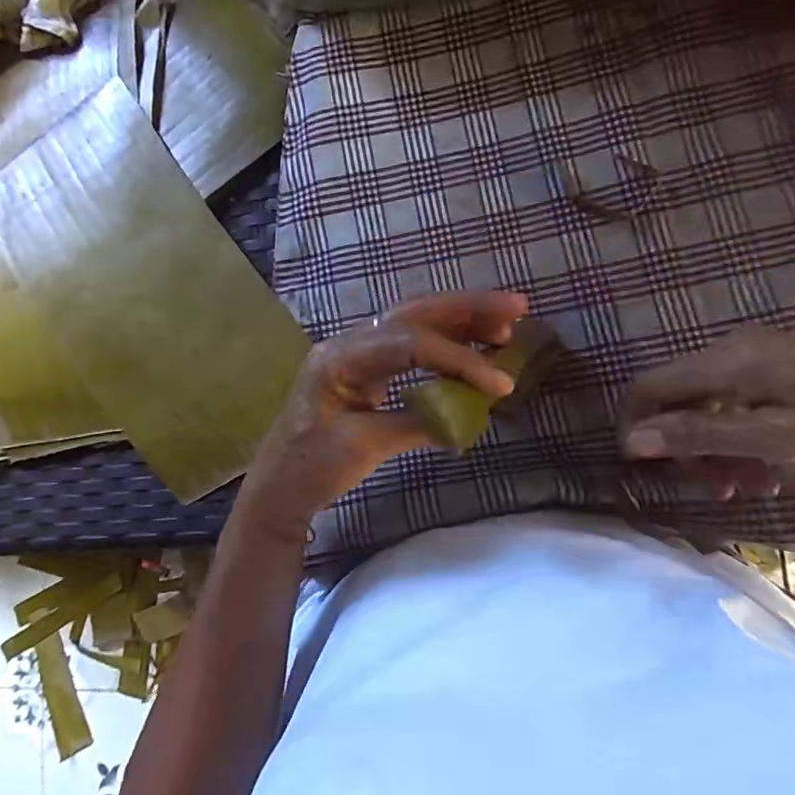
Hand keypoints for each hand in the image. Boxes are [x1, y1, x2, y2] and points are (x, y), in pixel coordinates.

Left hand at [235, 291, 530, 538]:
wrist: (277, 487)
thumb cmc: (311, 468)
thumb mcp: (365, 448)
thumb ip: (417, 424)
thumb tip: (469, 414)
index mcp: (340, 359)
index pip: (410, 345)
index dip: (460, 359)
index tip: (500, 383)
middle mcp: (347, 344)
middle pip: (414, 314)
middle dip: (467, 309)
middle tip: (517, 307)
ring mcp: (354, 355)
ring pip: (413, 325)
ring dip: (459, 322)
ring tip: (505, 325)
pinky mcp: (362, 371)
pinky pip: (407, 347)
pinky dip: (442, 346)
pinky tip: (471, 348)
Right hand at [618, 328, 794, 497]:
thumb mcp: (778, 439)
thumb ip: (701, 435)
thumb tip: (633, 440)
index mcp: (730, 359)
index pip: (651, 386)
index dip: (636, 425)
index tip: (644, 468)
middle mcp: (737, 349)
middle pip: (680, 399)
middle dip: (688, 447)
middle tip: (716, 489)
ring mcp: (763, 357)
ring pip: (710, 407)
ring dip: (717, 450)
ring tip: (748, 488)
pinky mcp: (785, 370)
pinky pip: (741, 406)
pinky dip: (742, 440)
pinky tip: (768, 471)